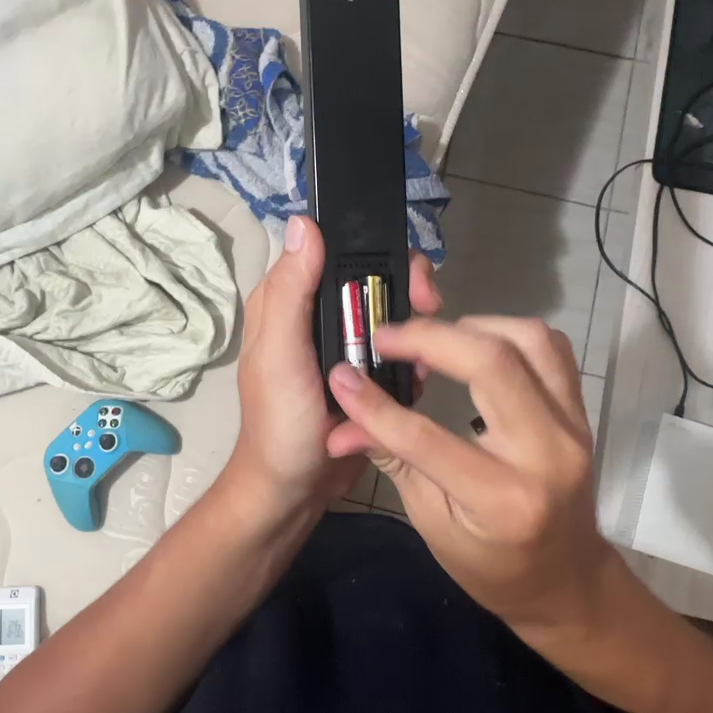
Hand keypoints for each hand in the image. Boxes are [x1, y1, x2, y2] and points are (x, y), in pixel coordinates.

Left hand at [219, 216, 440, 522]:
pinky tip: (419, 379)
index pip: (333, 250)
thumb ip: (290, 291)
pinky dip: (413, 360)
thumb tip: (304, 223)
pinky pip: (398, 352)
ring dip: (415, 329)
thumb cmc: (280, 422)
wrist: (295, 489)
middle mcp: (316, 316)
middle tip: (433, 308)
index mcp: (288, 302)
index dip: (373, 249)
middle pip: (372, 278)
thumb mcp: (279, 353)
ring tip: (425, 356)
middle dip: (407, 289)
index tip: (408, 272)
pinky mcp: (366, 375)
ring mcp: (344, 346)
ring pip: (391, 314)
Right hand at [325, 317, 618, 634]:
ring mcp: (572, 428)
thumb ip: (391, 461)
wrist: (565, 580)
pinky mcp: (580, 412)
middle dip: (429, 339)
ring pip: (529, 342)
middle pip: (493, 363)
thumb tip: (338, 426)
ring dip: (473, 326)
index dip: (376, 406)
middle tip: (386, 338)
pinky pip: (551, 349)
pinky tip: (475, 343)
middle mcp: (546, 455)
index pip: (427, 438)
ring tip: (432, 338)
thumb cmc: (491, 565)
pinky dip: (510, 333)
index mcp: (502, 500)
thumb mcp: (431, 522)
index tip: (342, 376)